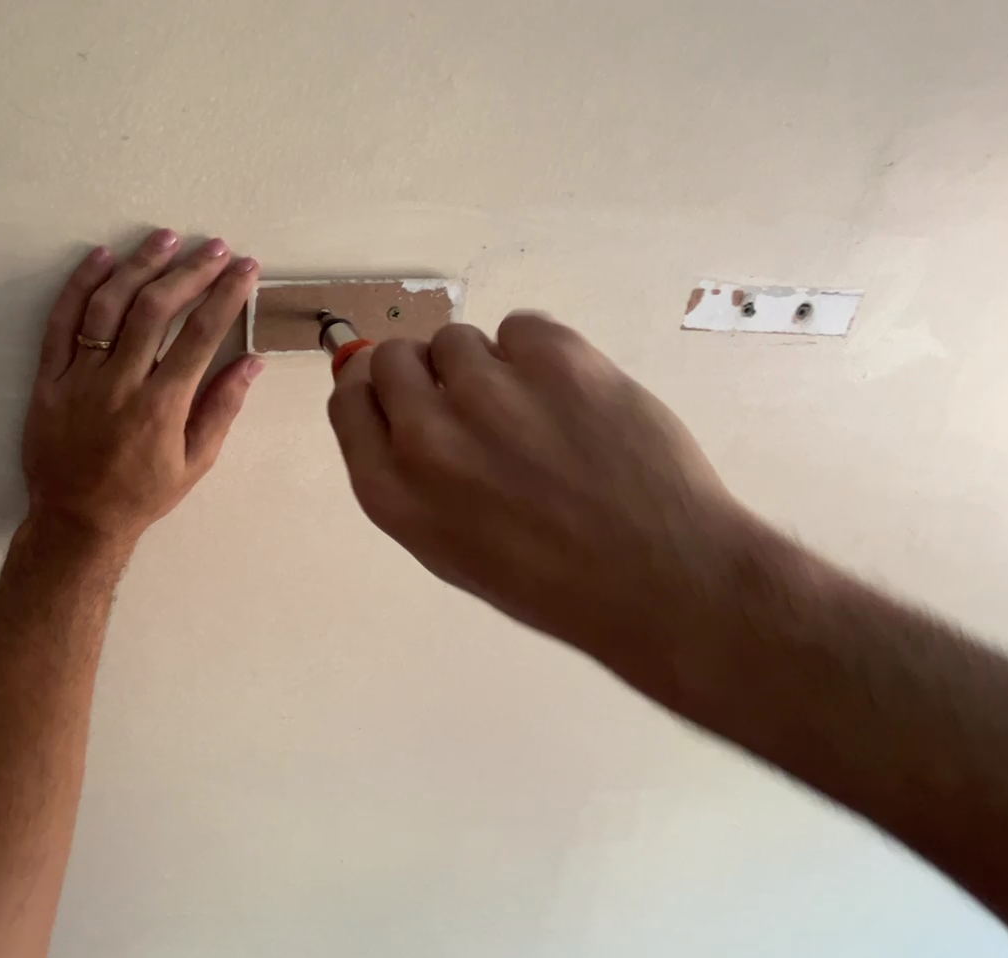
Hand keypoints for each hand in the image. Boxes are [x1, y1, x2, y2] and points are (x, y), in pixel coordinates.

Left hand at [21, 229, 264, 550]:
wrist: (77, 521)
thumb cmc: (143, 495)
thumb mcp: (195, 463)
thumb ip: (222, 409)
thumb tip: (251, 362)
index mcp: (162, 406)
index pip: (201, 335)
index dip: (227, 296)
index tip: (246, 269)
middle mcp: (121, 384)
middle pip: (156, 310)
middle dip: (190, 271)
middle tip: (214, 247)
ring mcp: (80, 378)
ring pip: (108, 306)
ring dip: (139, 266)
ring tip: (165, 237)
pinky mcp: (48, 379)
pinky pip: (60, 323)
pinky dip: (79, 285)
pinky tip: (101, 258)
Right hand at [326, 314, 762, 681]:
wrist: (659, 579)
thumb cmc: (546, 581)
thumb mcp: (445, 548)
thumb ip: (405, 476)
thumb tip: (389, 402)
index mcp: (392, 493)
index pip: (348, 402)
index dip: (373, 391)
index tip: (399, 393)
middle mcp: (425, 437)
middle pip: (392, 358)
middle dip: (424, 374)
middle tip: (471, 405)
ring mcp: (489, 392)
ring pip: (456, 339)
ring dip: (482, 366)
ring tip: (531, 411)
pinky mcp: (555, 358)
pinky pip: (519, 326)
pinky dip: (536, 354)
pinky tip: (568, 399)